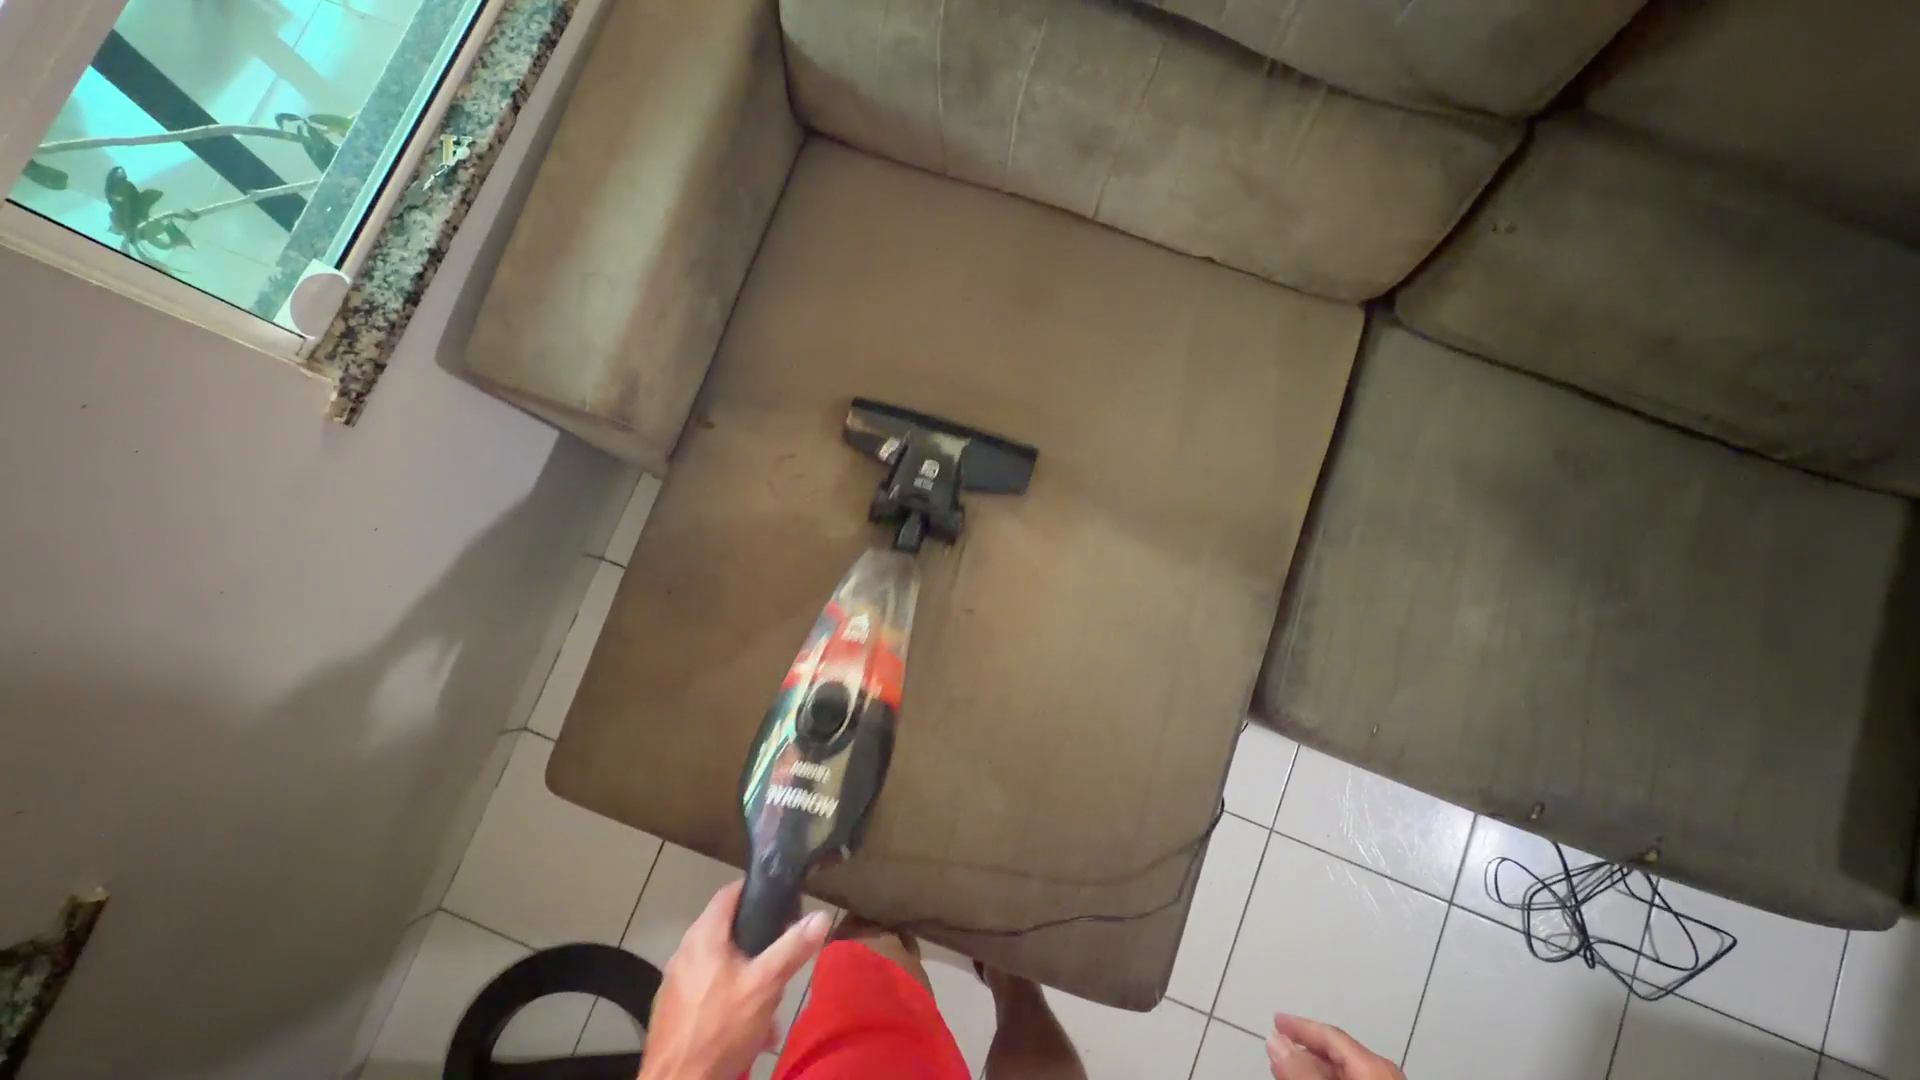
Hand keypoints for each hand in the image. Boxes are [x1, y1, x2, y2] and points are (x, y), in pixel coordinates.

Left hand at [637, 880, 831, 1079]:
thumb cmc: (721, 1028)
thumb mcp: (766, 985)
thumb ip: (793, 947)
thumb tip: (821, 915)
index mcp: (703, 935)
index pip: (730, 892)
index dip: (757, 891)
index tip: (782, 903)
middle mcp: (685, 952)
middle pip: (729, 932)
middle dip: (760, 948)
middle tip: (782, 963)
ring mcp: (675, 983)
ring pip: (722, 967)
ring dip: (749, 981)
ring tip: (771, 1009)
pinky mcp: (673, 1011)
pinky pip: (709, 993)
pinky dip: (731, 1002)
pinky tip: (750, 1031)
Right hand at [1267, 1014, 1403, 1079]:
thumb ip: (1302, 1069)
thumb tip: (1274, 1041)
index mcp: (1374, 1063)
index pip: (1329, 1033)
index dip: (1299, 1025)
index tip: (1276, 1020)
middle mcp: (1385, 1070)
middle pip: (1337, 1050)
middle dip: (1305, 1047)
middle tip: (1280, 1044)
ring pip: (1345, 1068)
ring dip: (1315, 1065)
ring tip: (1291, 1068)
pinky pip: (1353, 1079)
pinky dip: (1330, 1078)